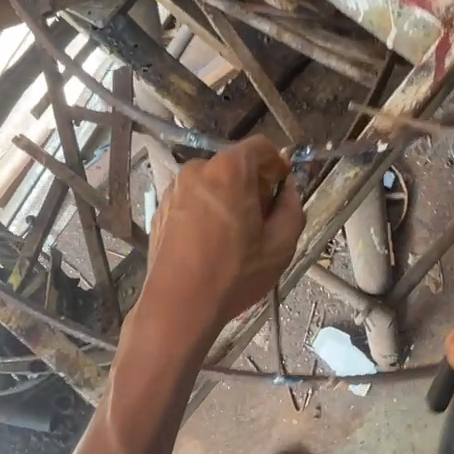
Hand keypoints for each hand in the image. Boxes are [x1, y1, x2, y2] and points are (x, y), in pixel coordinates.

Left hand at [137, 137, 303, 345]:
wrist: (178, 305)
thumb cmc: (234, 275)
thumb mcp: (280, 246)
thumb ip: (293, 209)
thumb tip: (289, 192)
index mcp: (229, 170)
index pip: (262, 148)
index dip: (277, 166)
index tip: (282, 192)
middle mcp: (197, 170)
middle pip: (234, 166)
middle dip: (252, 187)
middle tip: (261, 223)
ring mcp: (174, 190)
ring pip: (211, 185)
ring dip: (227, 202)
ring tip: (234, 240)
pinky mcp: (160, 211)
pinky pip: (192, 202)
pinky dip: (206, 214)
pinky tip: (210, 246)